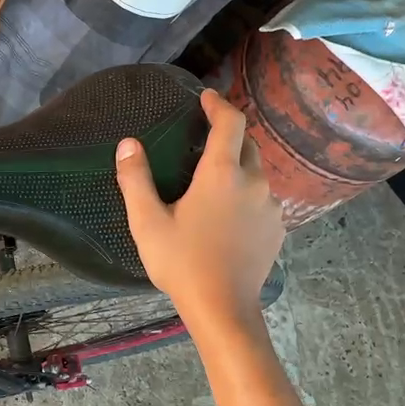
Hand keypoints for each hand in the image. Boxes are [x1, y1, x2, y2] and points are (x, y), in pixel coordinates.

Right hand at [115, 89, 283, 329]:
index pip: (230, 122)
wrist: (222, 307)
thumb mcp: (147, 223)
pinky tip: (227, 218)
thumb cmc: (181, 263)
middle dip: (229, 137)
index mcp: (221, 174)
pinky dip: (246, 198)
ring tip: (213, 186)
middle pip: (247, 145)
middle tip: (204, 143)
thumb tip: (127, 144)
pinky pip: (262, 201)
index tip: (206, 98)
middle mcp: (253, 182)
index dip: (218, 105)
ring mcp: (270, 206)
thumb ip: (136, 180)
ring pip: (256, 175)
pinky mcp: (276, 229)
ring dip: (237, 171)